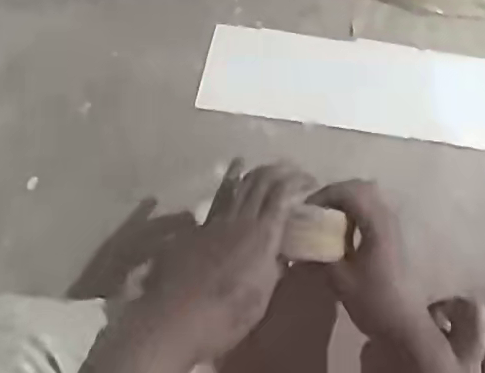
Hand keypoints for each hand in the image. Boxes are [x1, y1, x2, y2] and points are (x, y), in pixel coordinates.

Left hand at [125, 160, 314, 365]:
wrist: (173, 320)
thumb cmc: (224, 317)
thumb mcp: (260, 300)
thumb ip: (274, 272)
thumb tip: (285, 255)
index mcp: (262, 236)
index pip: (283, 195)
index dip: (298, 182)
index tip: (310, 182)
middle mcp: (242, 219)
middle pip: (263, 180)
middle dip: (281, 170)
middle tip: (294, 172)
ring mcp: (218, 220)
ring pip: (241, 183)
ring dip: (257, 170)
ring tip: (267, 165)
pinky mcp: (199, 227)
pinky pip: (221, 195)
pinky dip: (231, 179)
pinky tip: (234, 172)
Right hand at [310, 180, 424, 345]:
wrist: (405, 325)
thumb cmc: (375, 301)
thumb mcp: (342, 281)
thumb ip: (321, 258)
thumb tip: (298, 246)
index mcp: (376, 222)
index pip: (349, 192)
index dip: (325, 194)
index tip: (306, 209)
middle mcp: (387, 215)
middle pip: (359, 187)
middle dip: (334, 193)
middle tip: (314, 210)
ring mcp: (392, 223)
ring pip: (367, 195)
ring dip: (345, 200)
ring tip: (325, 217)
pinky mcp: (392, 233)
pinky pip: (371, 208)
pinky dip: (354, 210)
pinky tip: (342, 229)